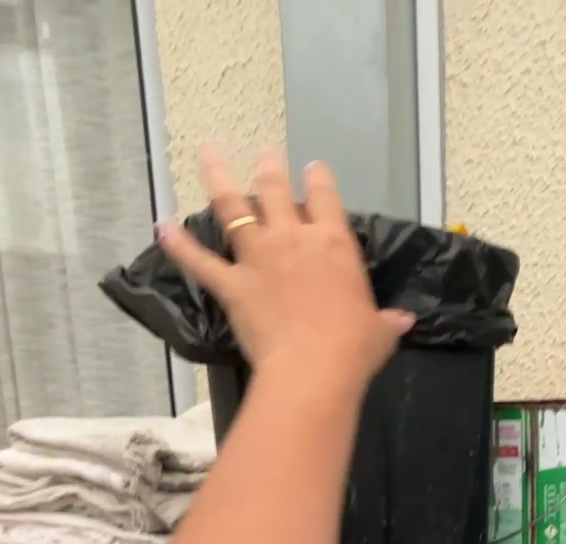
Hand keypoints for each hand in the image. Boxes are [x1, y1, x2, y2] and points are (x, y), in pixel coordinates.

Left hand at [157, 144, 412, 400]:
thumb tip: (404, 320)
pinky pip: (200, 261)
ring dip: (219, 177)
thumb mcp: (381, 332)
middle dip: (270, 168)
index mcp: (334, 244)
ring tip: (208, 153)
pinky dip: (178, 244)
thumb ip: (388, 320)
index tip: (314, 167)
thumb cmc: (355, 348)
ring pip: (233, 207)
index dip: (319, 179)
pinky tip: (161, 227)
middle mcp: (293, 239)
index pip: (325, 198)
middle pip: (275, 190)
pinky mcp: (232, 284)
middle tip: (264, 152)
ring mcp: (258, 258)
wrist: (315, 368)